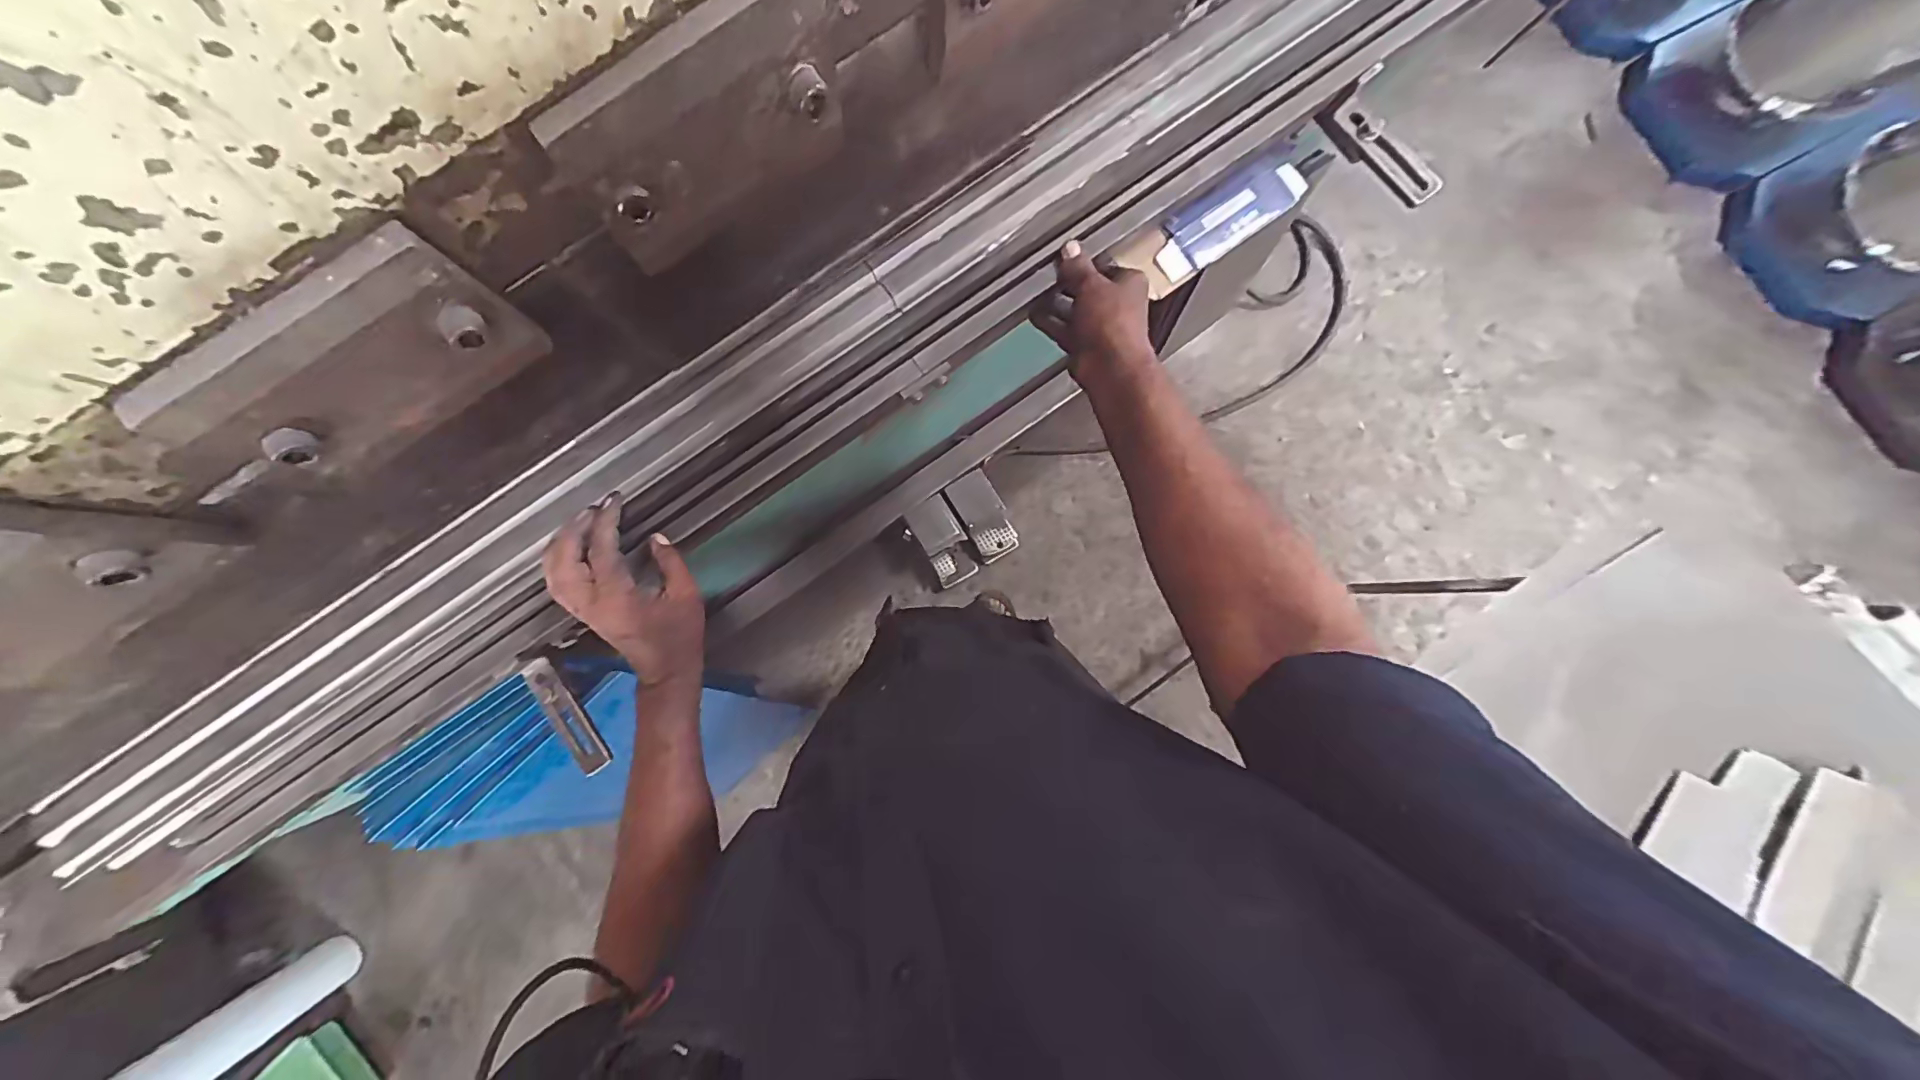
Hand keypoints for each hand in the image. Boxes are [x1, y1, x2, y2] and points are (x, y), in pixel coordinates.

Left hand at [542, 494, 704, 689]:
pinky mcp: (583, 614)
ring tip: (578, 522)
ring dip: (562, 544)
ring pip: (554, 573)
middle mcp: (591, 604)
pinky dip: (558, 561)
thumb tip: (654, 538)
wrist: (666, 669)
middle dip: (576, 530)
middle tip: (593, 509)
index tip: (614, 502)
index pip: (602, 550)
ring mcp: (583, 611)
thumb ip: (671, 563)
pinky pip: (557, 583)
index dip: (606, 522)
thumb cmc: (680, 635)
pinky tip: (570, 547)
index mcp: (617, 598)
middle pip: (566, 560)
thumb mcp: (686, 595)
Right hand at [1029, 240, 1154, 382]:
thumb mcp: (1092, 285)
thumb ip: (1077, 267)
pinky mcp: (1085, 346)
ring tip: (1036, 294)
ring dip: (1056, 304)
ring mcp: (1101, 328)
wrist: (1111, 368)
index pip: (1104, 266)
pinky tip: (1035, 314)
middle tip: (1049, 274)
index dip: (1084, 262)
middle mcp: (1118, 306)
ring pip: (1075, 310)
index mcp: (1129, 284)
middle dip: (1068, 284)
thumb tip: (1069, 248)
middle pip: (1088, 289)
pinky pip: (1065, 330)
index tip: (1065, 257)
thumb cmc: (1112, 323)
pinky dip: (1051, 322)